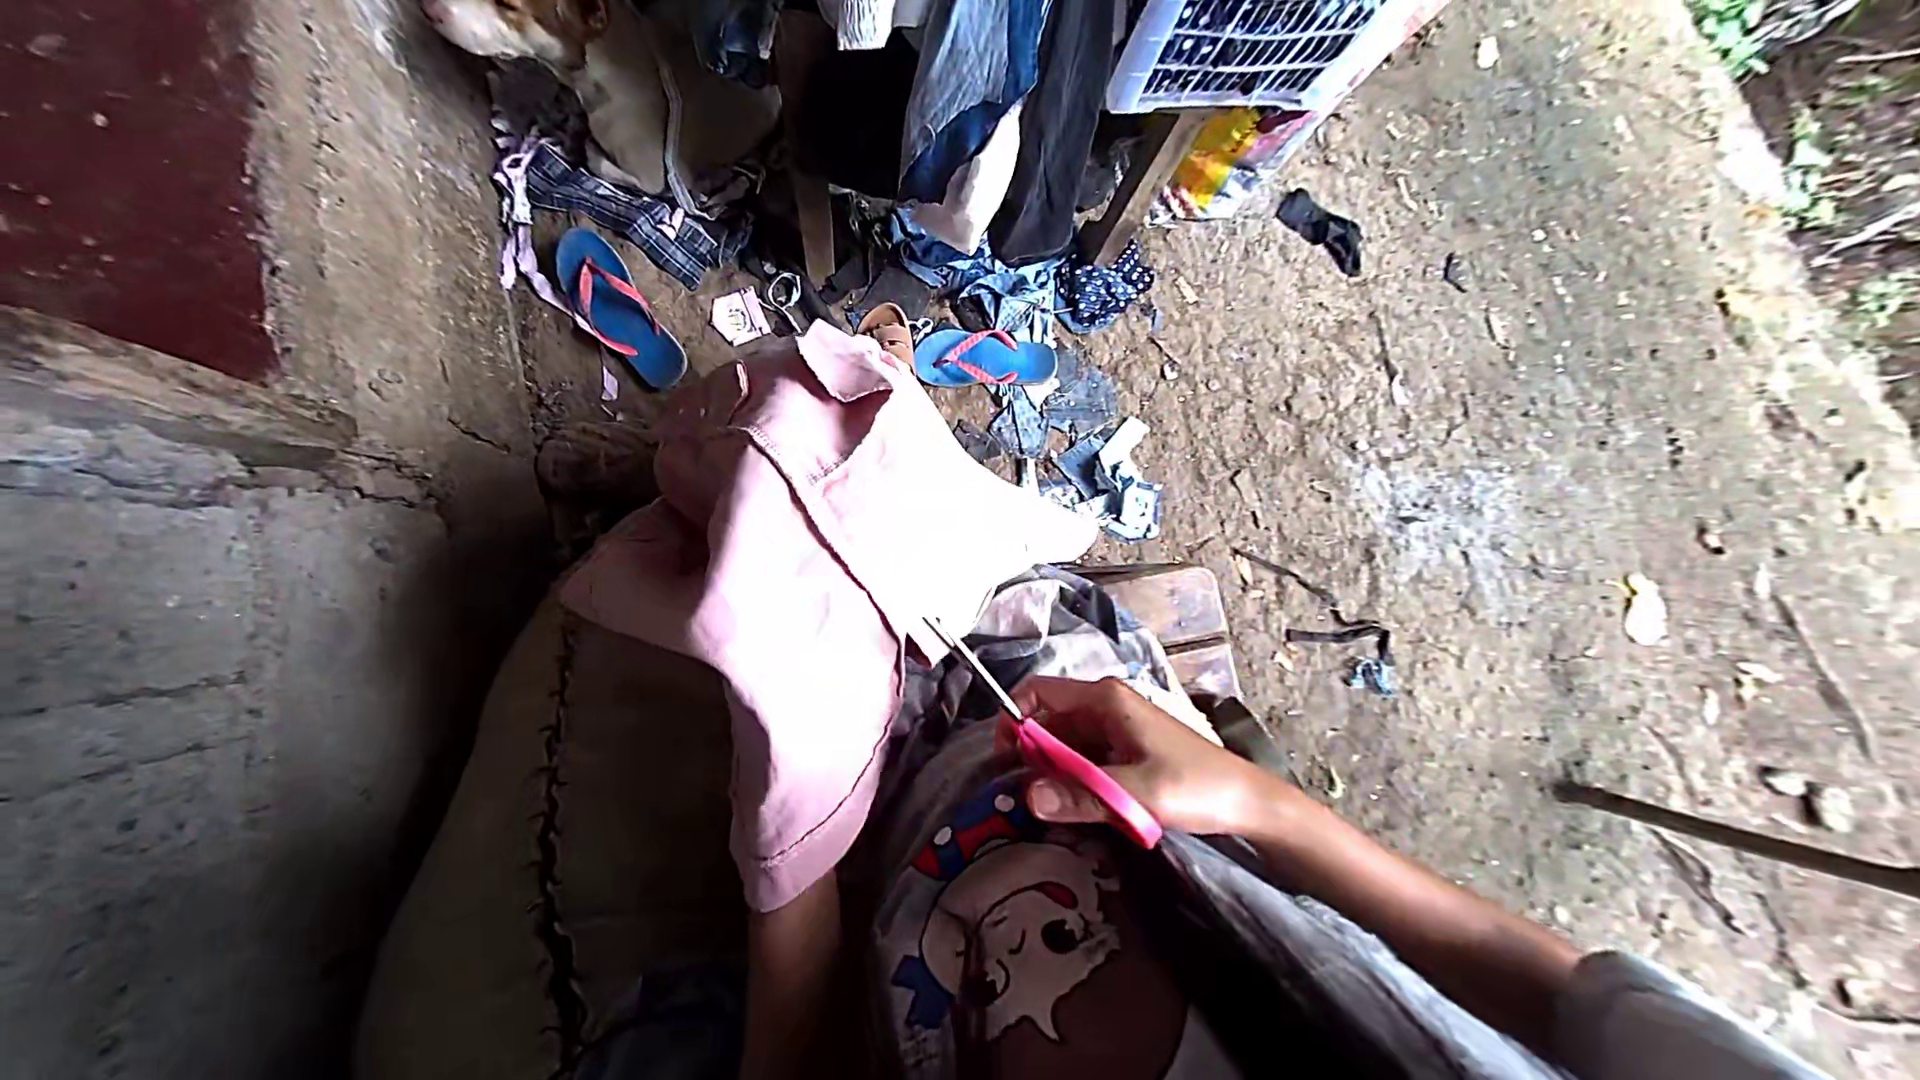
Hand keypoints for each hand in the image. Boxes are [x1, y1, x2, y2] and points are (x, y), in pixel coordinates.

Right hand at [997, 675, 1296, 837]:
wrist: (1248, 803)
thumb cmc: (1197, 786)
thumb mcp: (1138, 794)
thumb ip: (1083, 795)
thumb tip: (1029, 797)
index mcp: (1105, 698)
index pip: (1038, 691)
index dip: (1014, 718)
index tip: (1005, 759)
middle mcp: (1104, 705)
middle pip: (1047, 719)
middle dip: (1033, 754)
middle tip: (1029, 795)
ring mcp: (1113, 727)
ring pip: (1063, 742)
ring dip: (1053, 771)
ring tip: (1053, 806)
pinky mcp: (1121, 749)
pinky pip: (1082, 758)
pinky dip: (1073, 778)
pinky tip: (1077, 806)